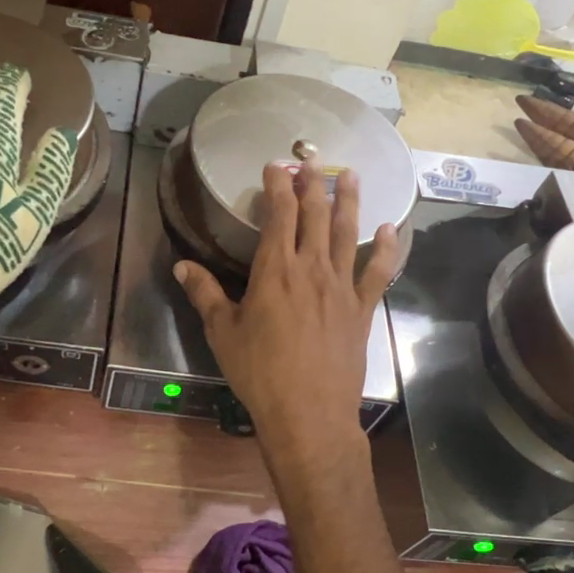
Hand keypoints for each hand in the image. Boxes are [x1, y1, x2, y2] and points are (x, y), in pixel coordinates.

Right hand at [174, 163, 398, 463]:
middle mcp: (311, 269)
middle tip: (312, 160)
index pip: (278, 216)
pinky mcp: (362, 309)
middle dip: (312, 184)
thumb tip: (182, 265)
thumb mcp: (222, 332)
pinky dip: (386, 248)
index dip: (277, 187)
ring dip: (349, 202)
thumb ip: (204, 293)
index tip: (275, 166)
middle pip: (315, 215)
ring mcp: (341, 287)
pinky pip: (378, 271)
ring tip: (351, 175)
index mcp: (275, 270)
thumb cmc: (259, 372)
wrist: (308, 412)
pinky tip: (391, 228)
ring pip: (348, 233)